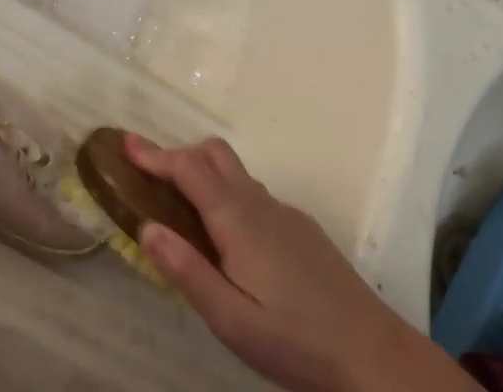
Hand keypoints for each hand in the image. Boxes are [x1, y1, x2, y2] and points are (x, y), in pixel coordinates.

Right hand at [124, 134, 470, 391]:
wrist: (378, 359)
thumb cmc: (298, 343)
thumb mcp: (232, 320)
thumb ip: (187, 271)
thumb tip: (145, 227)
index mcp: (239, 221)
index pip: (188, 168)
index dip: (154, 153)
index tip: (123, 143)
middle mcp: (261, 205)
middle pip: (214, 154)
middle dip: (177, 154)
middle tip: (148, 176)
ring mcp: (287, 216)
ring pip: (236, 174)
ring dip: (202, 174)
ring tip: (178, 206)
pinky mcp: (304, 232)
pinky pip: (254, 195)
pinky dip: (226, 194)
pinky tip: (226, 238)